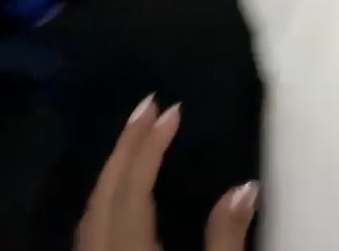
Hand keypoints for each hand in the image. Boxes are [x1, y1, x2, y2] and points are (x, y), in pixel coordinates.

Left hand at [76, 97, 257, 250]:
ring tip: (136, 133)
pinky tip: (122, 183)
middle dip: (126, 146)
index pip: (132, 192)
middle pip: (105, 196)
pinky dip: (108, 191)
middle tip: (148, 103)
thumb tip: (246, 186)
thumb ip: (227, 235)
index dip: (149, 149)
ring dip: (114, 166)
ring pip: (92, 210)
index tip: (173, 110)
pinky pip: (92, 223)